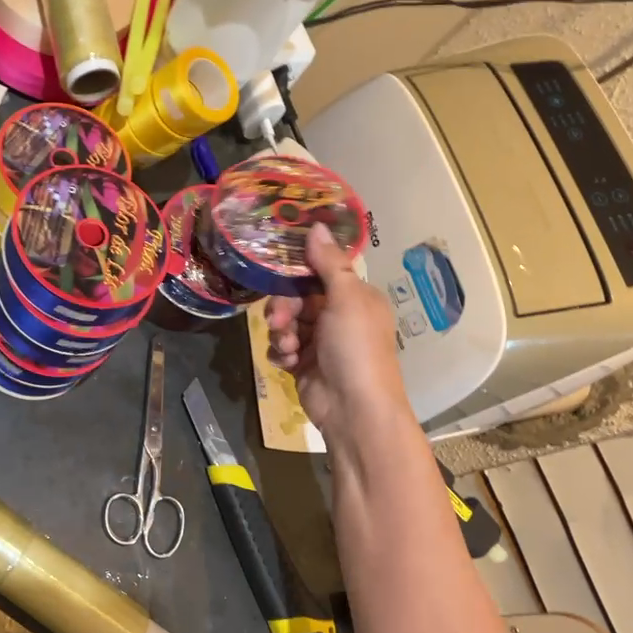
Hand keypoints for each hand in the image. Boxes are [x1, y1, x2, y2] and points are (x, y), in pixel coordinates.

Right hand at [264, 223, 410, 436]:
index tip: (276, 274)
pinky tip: (289, 364)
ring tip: (290, 349)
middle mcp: (338, 316)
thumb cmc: (356, 348)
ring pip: (285, 323)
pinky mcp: (304, 364)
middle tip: (279, 321)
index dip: (295, 273)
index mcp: (355, 297)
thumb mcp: (346, 299)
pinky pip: (281, 348)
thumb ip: (328, 263)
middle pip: (295, 298)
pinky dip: (281, 353)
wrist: (353, 408)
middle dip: (283, 309)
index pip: (317, 273)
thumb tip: (317, 224)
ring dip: (281, 334)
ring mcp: (320, 342)